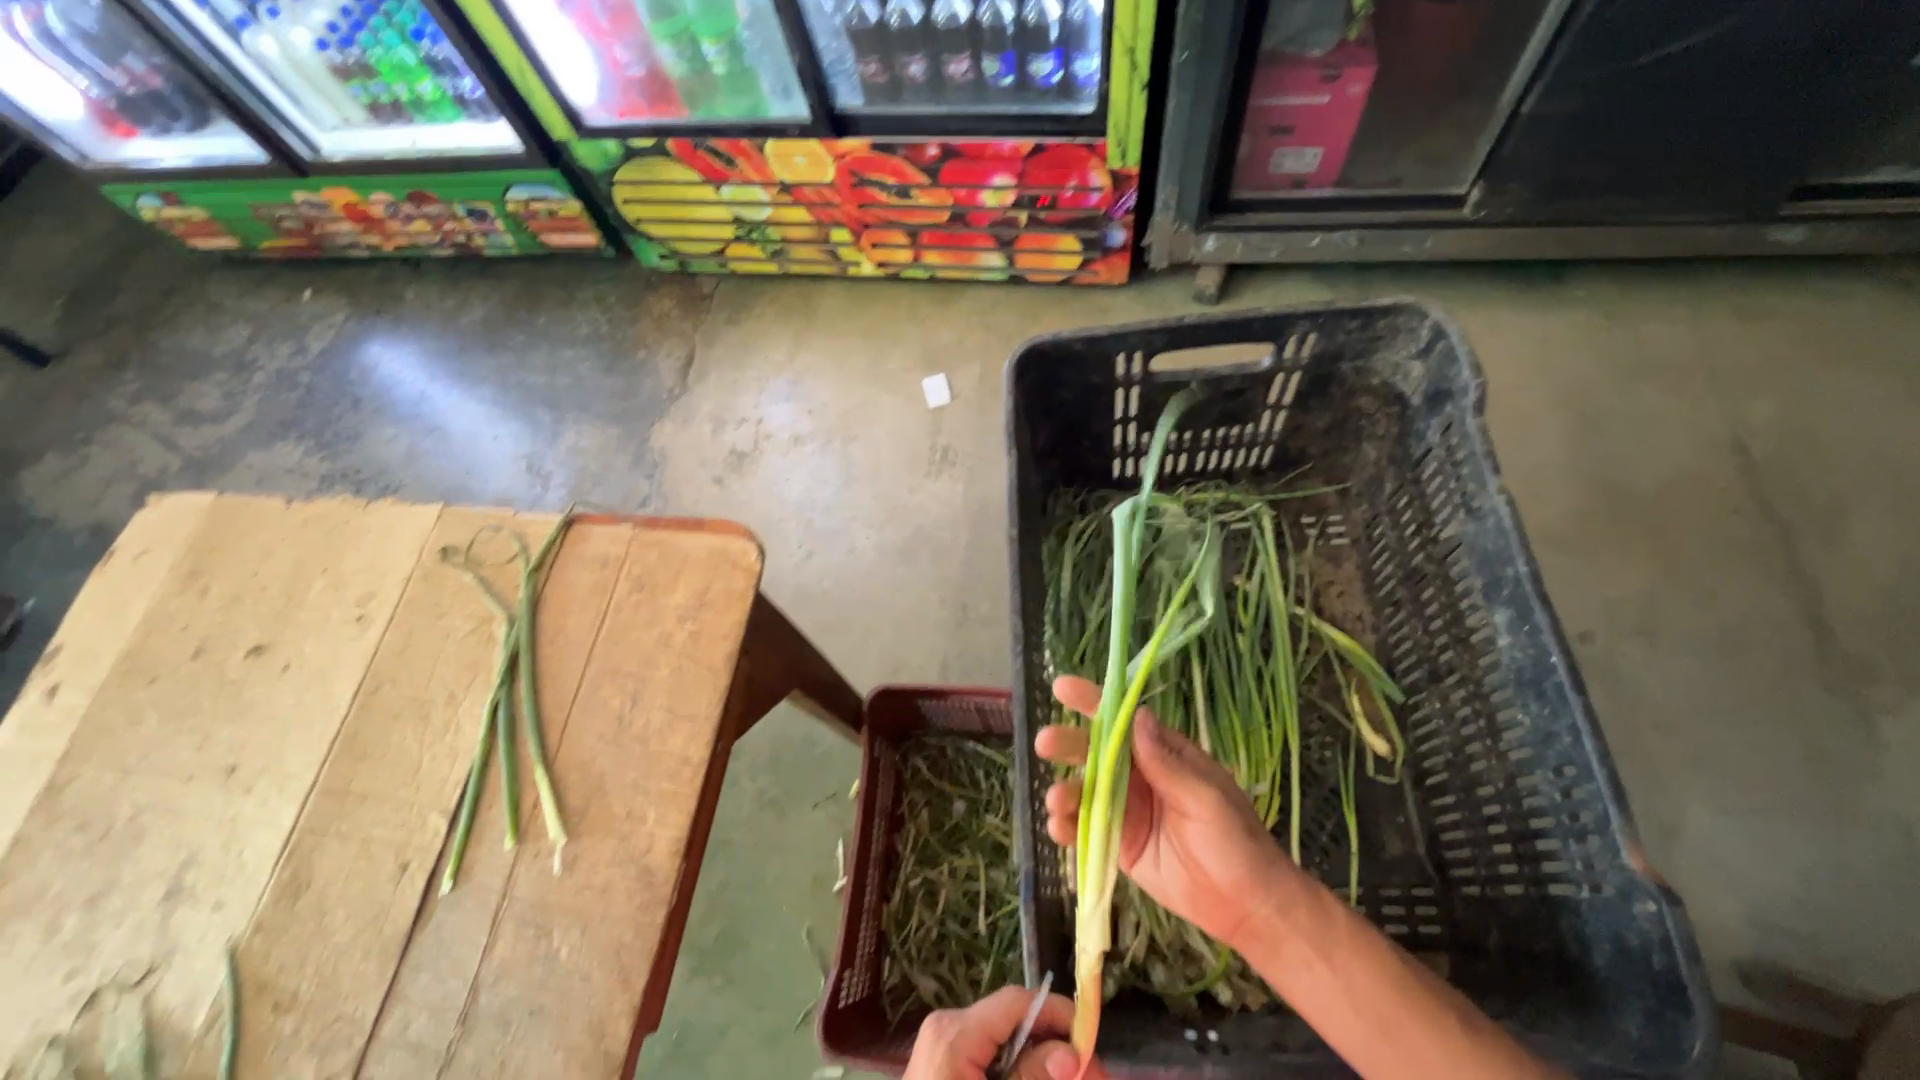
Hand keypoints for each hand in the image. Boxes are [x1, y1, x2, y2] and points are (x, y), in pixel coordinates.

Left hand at [904, 986, 1107, 1079]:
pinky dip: (1021, 1071)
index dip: (1059, 1015)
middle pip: (1018, 1022)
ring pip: (1010, 1041)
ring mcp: (946, 1043)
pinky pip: (994, 1055)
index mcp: (956, 1032)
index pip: (1018, 1002)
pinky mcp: (947, 1061)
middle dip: (1058, 1048)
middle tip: (1095, 1076)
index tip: (1092, 1045)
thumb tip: (1070, 1053)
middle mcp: (950, 1026)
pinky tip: (1041, 1078)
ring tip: (1077, 1078)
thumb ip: (1031, 1078)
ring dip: (1043, 1062)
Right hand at [1038, 675, 1302, 950]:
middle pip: (1096, 753)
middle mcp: (1140, 778)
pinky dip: (1067, 827)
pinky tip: (1057, 827)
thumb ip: (1167, 763)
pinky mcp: (1119, 846)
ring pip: (1085, 791)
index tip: (1062, 687)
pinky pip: (1086, 830)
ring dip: (1064, 789)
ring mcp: (1127, 812)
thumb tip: (1137, 716)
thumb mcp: (1206, 797)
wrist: (1244, 905)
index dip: (1093, 702)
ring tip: (1056, 799)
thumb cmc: (1235, 840)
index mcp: (1164, 755)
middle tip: (1045, 743)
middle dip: (1068, 744)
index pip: (1124, 721)